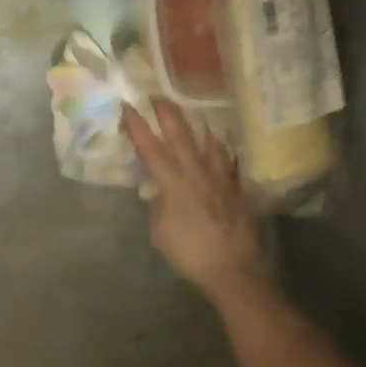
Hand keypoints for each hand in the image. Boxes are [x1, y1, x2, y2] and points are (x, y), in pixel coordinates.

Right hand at [123, 100, 269, 301]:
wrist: (232, 269)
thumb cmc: (189, 254)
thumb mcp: (160, 232)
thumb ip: (158, 206)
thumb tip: (160, 191)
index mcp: (173, 185)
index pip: (151, 149)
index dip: (138, 127)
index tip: (128, 107)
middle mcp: (197, 174)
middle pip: (181, 136)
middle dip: (167, 114)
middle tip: (158, 96)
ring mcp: (220, 179)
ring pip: (209, 143)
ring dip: (198, 126)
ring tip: (193, 114)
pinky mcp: (237, 189)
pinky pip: (228, 161)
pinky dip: (222, 149)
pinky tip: (221, 144)